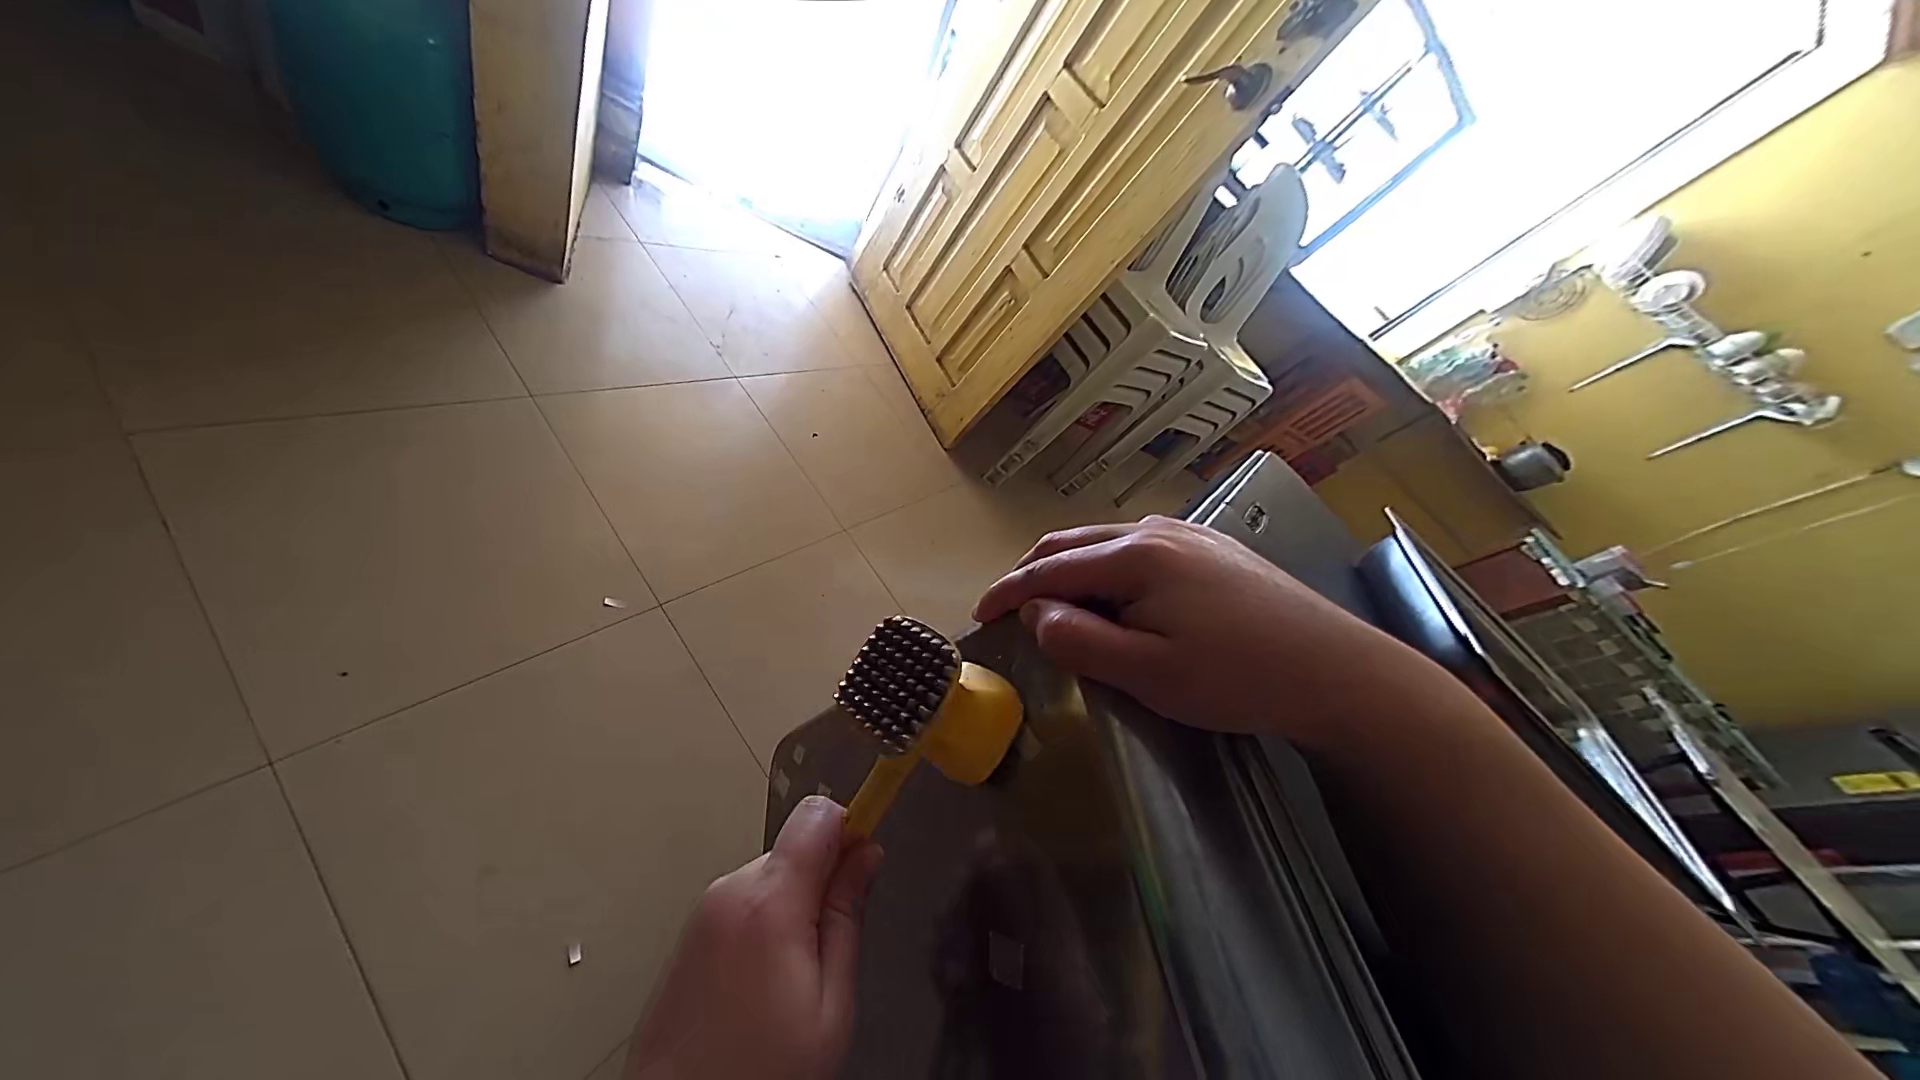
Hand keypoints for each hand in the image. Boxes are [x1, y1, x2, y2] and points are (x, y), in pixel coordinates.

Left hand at [626, 796, 883, 1079]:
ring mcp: (705, 910)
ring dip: (794, 903)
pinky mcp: (691, 930)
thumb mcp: (830, 1005)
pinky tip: (763, 978)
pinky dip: (766, 919)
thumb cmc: (758, 1074)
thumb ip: (848, 917)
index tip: (865, 858)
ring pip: (774, 873)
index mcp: (769, 903)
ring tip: (791, 974)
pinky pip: (746, 898)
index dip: (850, 827)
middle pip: (797, 847)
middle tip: (829, 944)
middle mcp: (730, 893)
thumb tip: (866, 857)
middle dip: (823, 879)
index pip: (817, 817)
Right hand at [972, 515, 1443, 747]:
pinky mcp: (1208, 545)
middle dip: (1030, 574)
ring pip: (1101, 541)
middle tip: (1008, 609)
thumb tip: (1035, 614)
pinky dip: (1101, 565)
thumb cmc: (1238, 679)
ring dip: (1066, 567)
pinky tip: (1110, 590)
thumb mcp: (1149, 674)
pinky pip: (1133, 545)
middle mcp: (1154, 531)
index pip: (1049, 569)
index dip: (1007, 592)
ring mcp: (1185, 533)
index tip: (980, 617)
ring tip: (1052, 602)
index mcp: (1134, 557)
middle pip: (1070, 544)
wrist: (1337, 670)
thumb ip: (1080, 641)